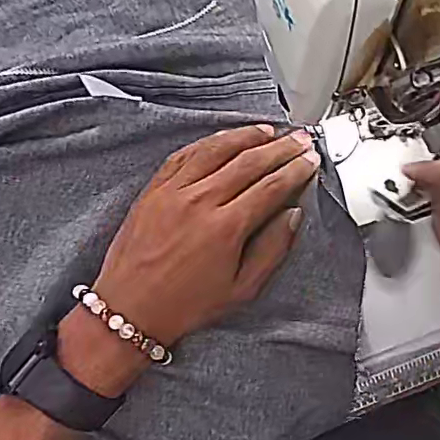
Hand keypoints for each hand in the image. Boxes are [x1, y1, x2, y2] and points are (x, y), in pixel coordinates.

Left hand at [60, 125, 317, 394]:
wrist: (130, 308)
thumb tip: (293, 216)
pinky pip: (185, 154)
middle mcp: (199, 201)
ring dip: (246, 136)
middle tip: (298, 140)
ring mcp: (174, 191)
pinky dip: (209, 141)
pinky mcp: (154, 189)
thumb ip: (272, 250)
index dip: (295, 170)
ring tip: (268, 130)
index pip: (271, 186)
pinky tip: (223, 137)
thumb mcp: (241, 290)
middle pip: (249, 161)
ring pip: (217, 149)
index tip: (309, 161)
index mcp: (225, 228)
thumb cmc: (184, 304)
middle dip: (280, 147)